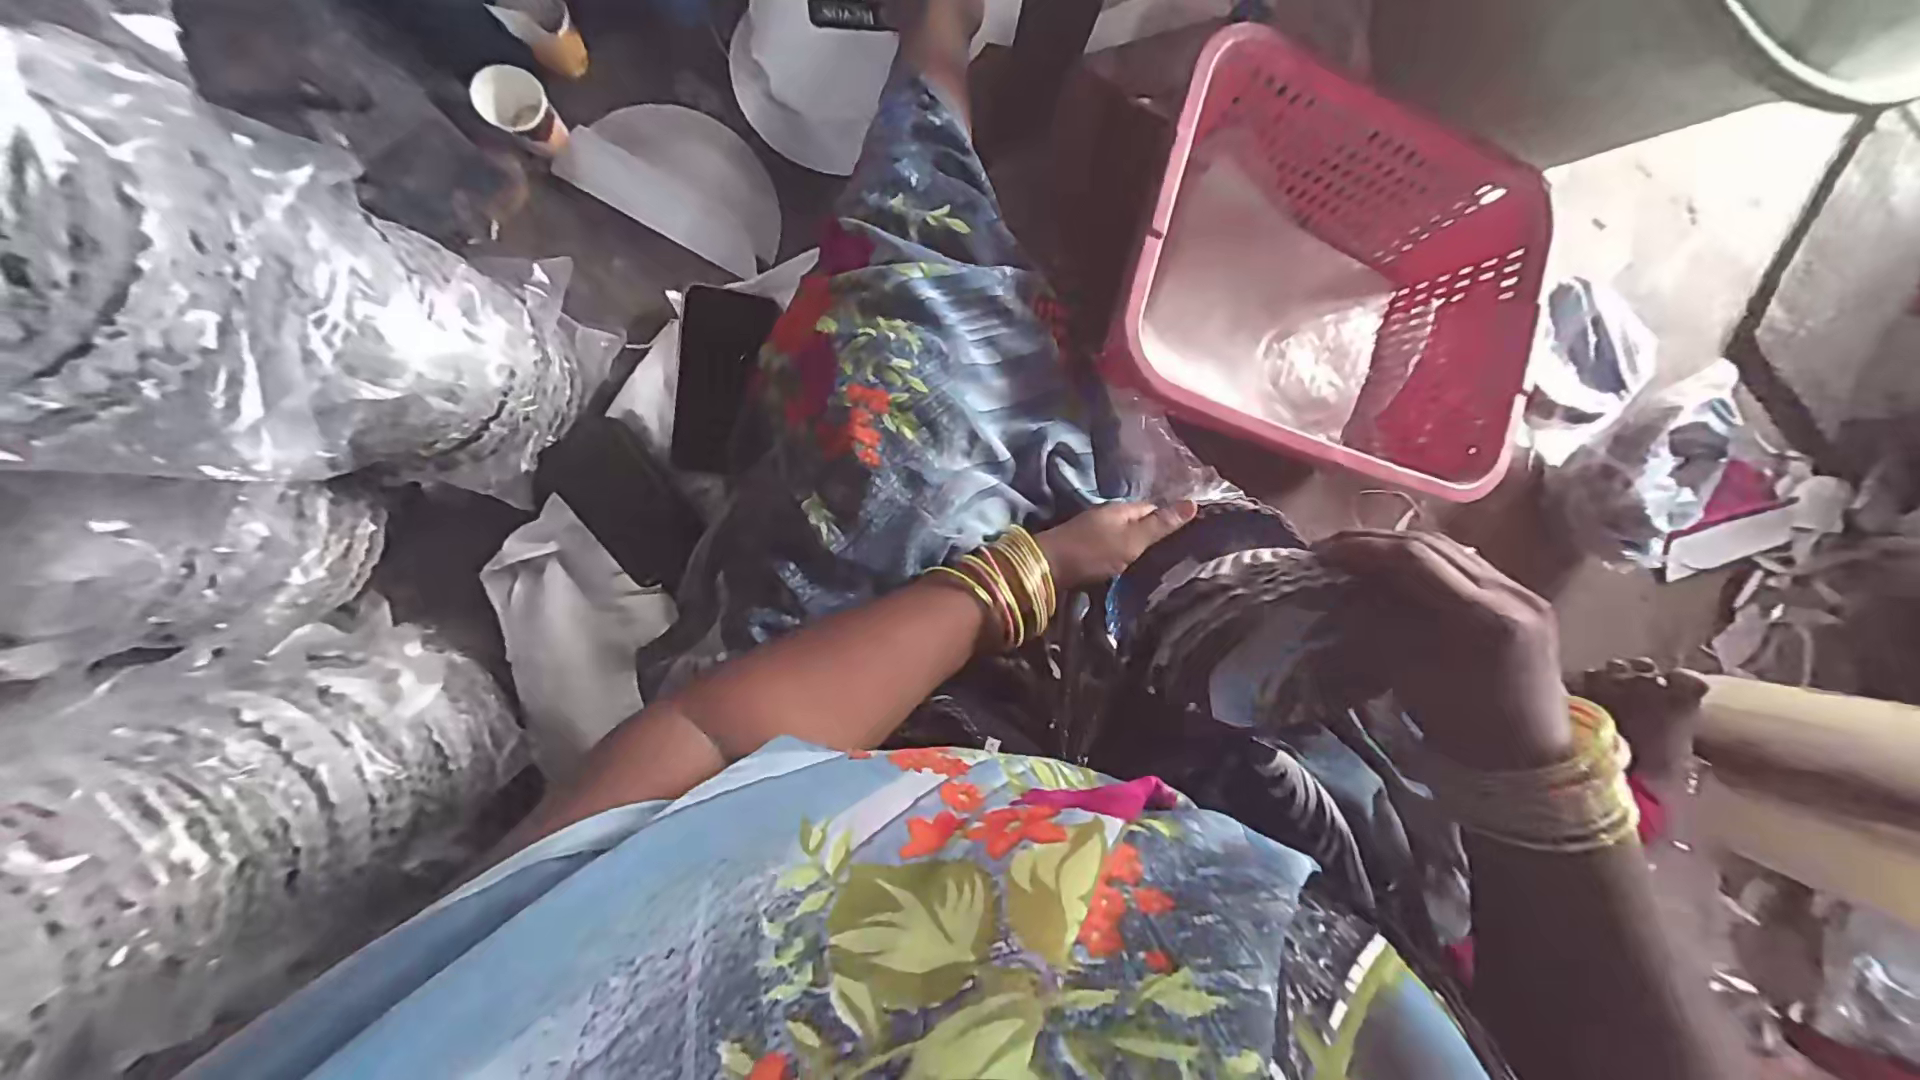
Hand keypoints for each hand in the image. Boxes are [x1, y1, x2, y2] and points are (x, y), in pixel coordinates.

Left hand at [1035, 500, 1197, 590]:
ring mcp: (1093, 532)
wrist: (1047, 568)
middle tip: (1179, 553)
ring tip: (1160, 563)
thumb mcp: (1132, 540)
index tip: (1192, 534)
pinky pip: (1112, 549)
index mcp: (1121, 509)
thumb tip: (1194, 503)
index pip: (1153, 508)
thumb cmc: (1092, 552)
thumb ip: (1160, 525)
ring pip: (1124, 536)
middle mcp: (1107, 516)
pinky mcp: (1084, 549)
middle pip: (1138, 522)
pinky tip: (1131, 569)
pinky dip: (1123, 556)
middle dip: (1156, 534)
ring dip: (1139, 547)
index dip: (1171, 518)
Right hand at [1316, 529, 1571, 768]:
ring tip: (1354, 555)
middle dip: (1372, 542)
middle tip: (1328, 550)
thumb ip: (1377, 620)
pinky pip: (1463, 565)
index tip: (1320, 554)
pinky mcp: (1522, 598)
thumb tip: (1341, 591)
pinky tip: (1393, 569)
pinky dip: (1420, 561)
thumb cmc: (1458, 723)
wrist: (1526, 758)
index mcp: (1482, 617)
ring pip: (1448, 549)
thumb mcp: (1405, 669)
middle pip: (1430, 545)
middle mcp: (1509, 594)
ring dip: (1395, 547)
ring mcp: (1521, 593)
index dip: (1360, 549)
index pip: (1413, 558)